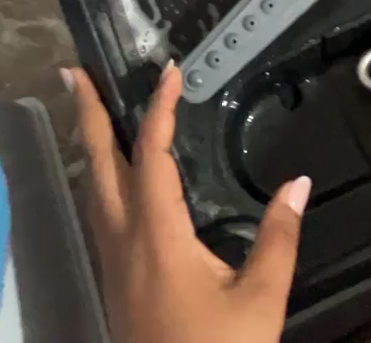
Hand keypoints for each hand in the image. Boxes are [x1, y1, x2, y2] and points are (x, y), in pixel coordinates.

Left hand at [68, 63, 311, 342]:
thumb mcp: (259, 299)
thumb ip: (278, 237)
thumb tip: (298, 182)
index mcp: (157, 234)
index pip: (152, 155)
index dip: (159, 109)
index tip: (169, 71)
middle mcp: (123, 239)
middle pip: (96, 163)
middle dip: (84, 112)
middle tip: (72, 69)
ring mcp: (112, 260)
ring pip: (91, 186)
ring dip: (89, 141)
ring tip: (89, 107)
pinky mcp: (114, 278)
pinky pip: (99, 208)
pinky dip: (100, 173)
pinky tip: (113, 175)